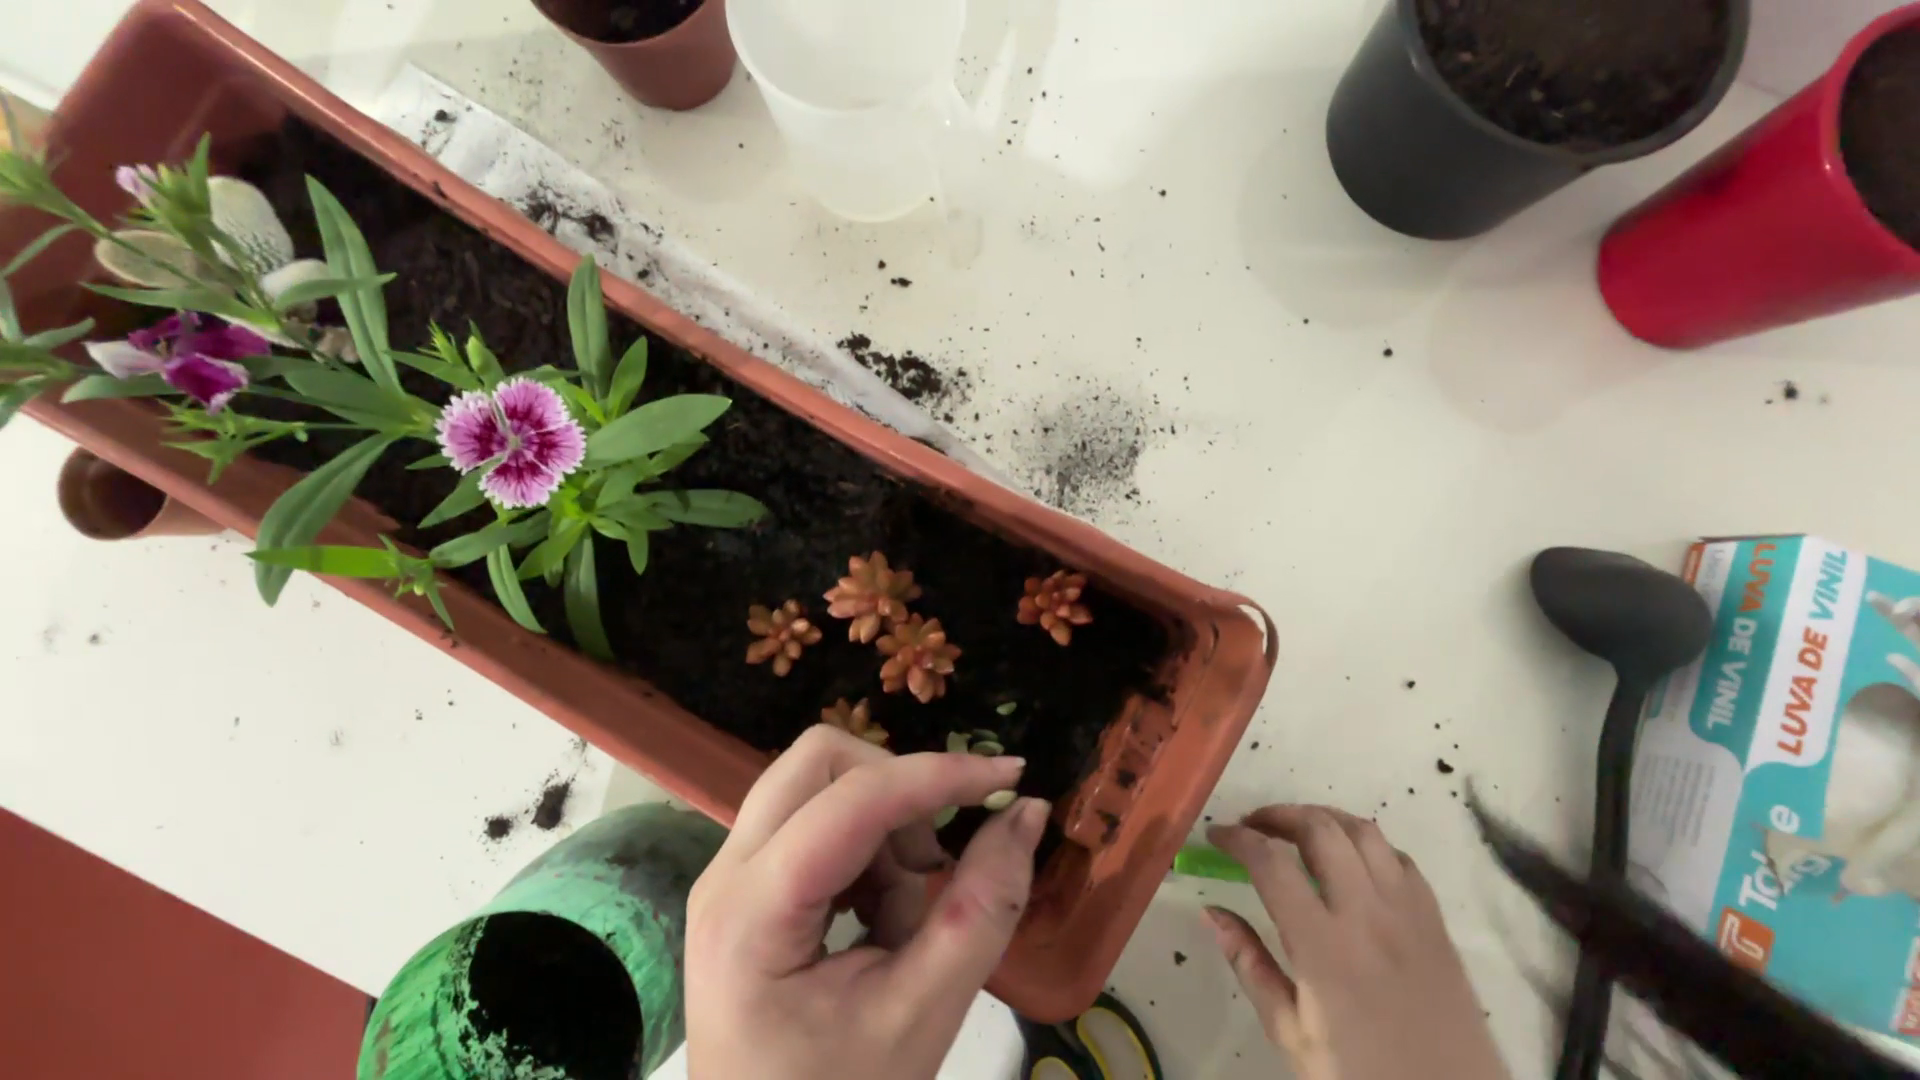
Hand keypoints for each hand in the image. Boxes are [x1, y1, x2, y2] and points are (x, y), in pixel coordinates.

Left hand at [685, 725, 1048, 1079]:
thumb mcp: (924, 1015)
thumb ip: (983, 908)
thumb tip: (1028, 812)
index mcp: (752, 914)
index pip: (852, 800)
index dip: (938, 776)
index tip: (1009, 778)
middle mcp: (725, 873)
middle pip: (819, 761)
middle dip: (897, 789)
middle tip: (936, 860)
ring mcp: (727, 874)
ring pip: (817, 783)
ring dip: (882, 825)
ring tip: (901, 917)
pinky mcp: (744, 882)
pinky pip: (813, 817)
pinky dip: (863, 845)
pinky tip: (876, 917)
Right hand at [1205, 806, 1508, 1079]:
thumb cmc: (1359, 1077)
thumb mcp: (1291, 1035)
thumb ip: (1250, 965)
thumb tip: (1212, 912)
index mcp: (1324, 947)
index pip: (1271, 863)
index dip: (1237, 838)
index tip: (1215, 835)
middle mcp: (1368, 915)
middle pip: (1320, 829)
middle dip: (1278, 815)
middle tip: (1251, 826)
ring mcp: (1409, 913)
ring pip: (1365, 831)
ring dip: (1323, 819)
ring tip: (1296, 831)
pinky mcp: (1436, 922)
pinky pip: (1400, 859)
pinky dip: (1367, 845)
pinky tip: (1350, 862)